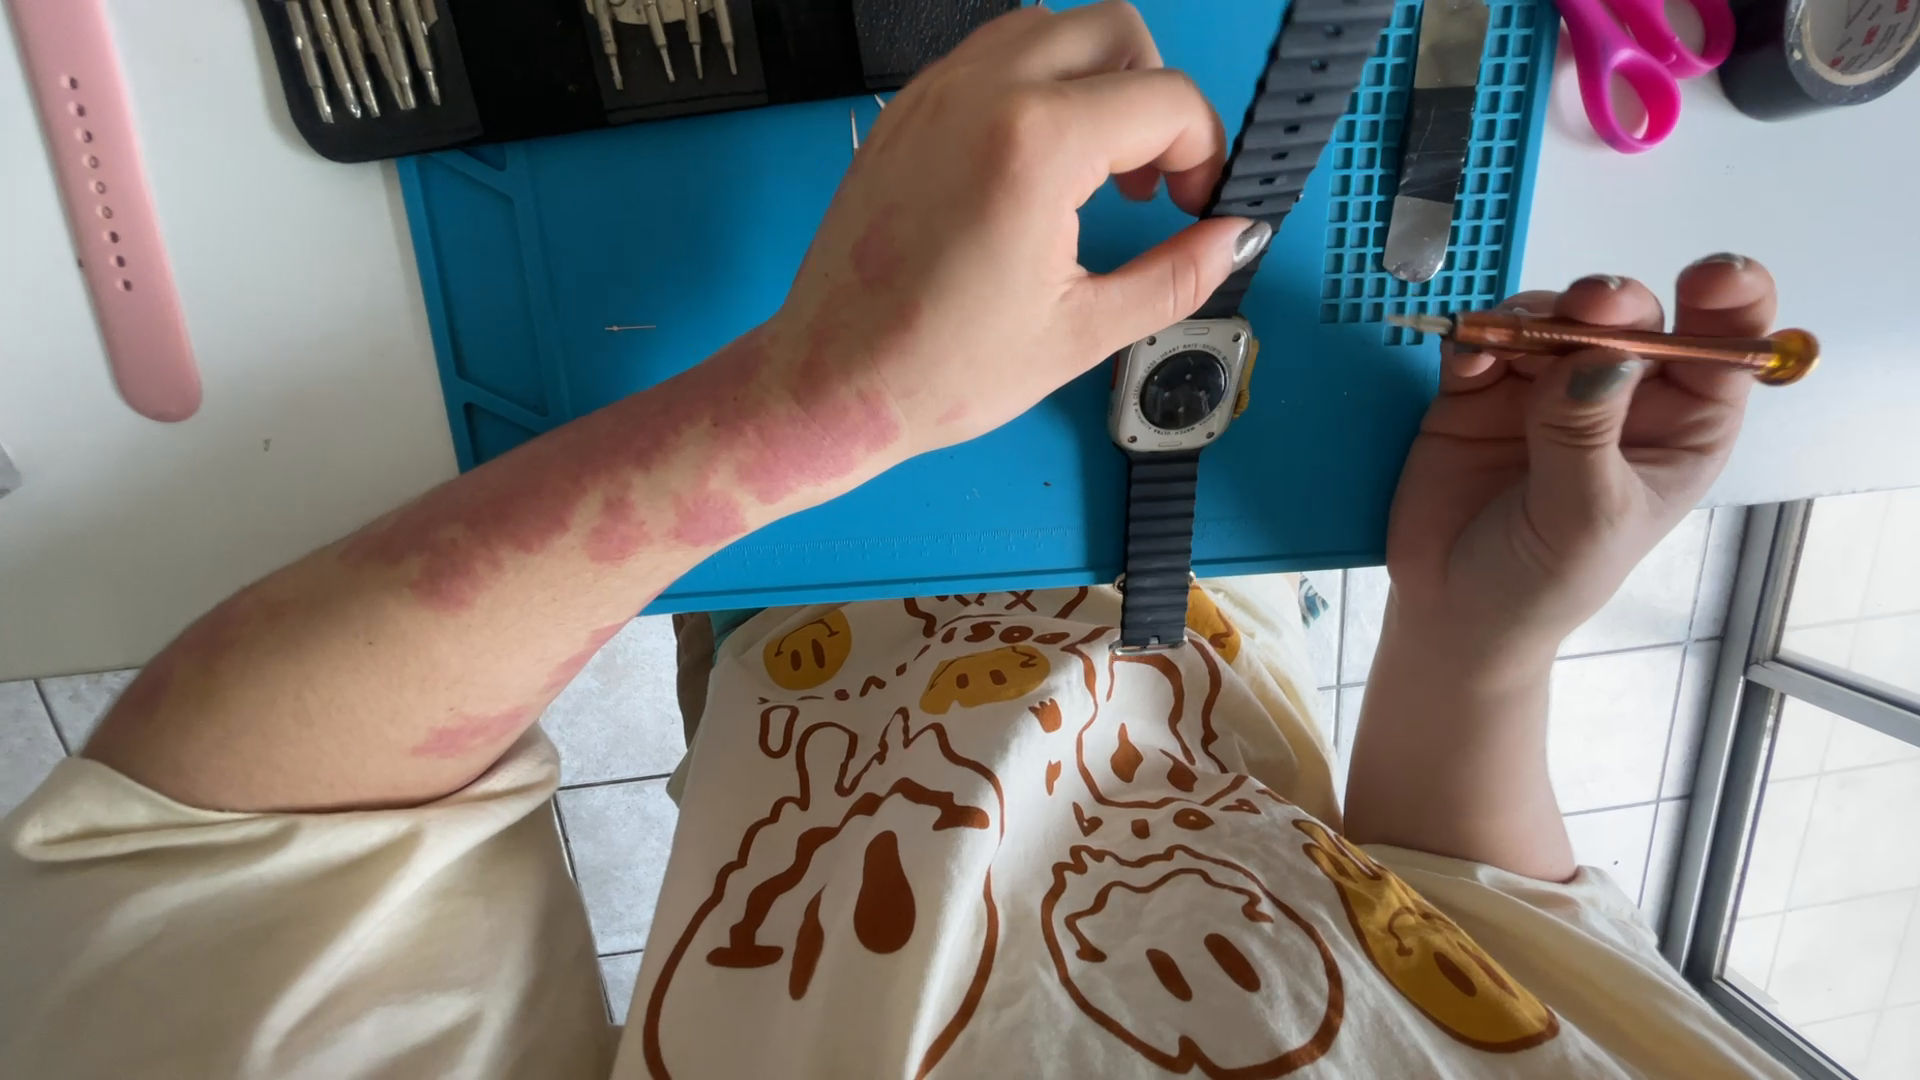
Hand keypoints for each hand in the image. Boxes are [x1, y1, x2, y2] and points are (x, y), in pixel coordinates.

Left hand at [762, 1, 1266, 461]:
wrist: (834, 382)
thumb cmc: (938, 372)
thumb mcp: (1079, 334)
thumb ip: (1175, 277)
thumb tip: (1233, 237)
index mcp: (1035, 146)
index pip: (1166, 99)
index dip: (1205, 153)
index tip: (1197, 206)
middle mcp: (981, 94)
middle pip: (1116, 32)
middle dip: (1156, 101)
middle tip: (1151, 184)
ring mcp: (933, 96)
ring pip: (1050, 31)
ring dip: (1096, 86)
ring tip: (1094, 177)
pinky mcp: (904, 116)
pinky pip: (989, 61)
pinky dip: (1035, 93)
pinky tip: (1034, 171)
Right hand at [1384, 256, 1775, 665]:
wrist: (1449, 606)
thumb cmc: (1542, 577)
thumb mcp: (1584, 515)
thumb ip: (1585, 436)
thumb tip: (1597, 357)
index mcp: (1672, 428)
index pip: (1720, 348)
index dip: (1724, 303)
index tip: (1707, 278)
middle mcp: (1608, 399)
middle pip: (1623, 323)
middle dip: (1608, 305)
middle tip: (1587, 309)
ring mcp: (1533, 397)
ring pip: (1544, 325)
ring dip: (1530, 317)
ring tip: (1505, 337)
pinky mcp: (1470, 401)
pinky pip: (1475, 353)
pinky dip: (1470, 343)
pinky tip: (1467, 357)